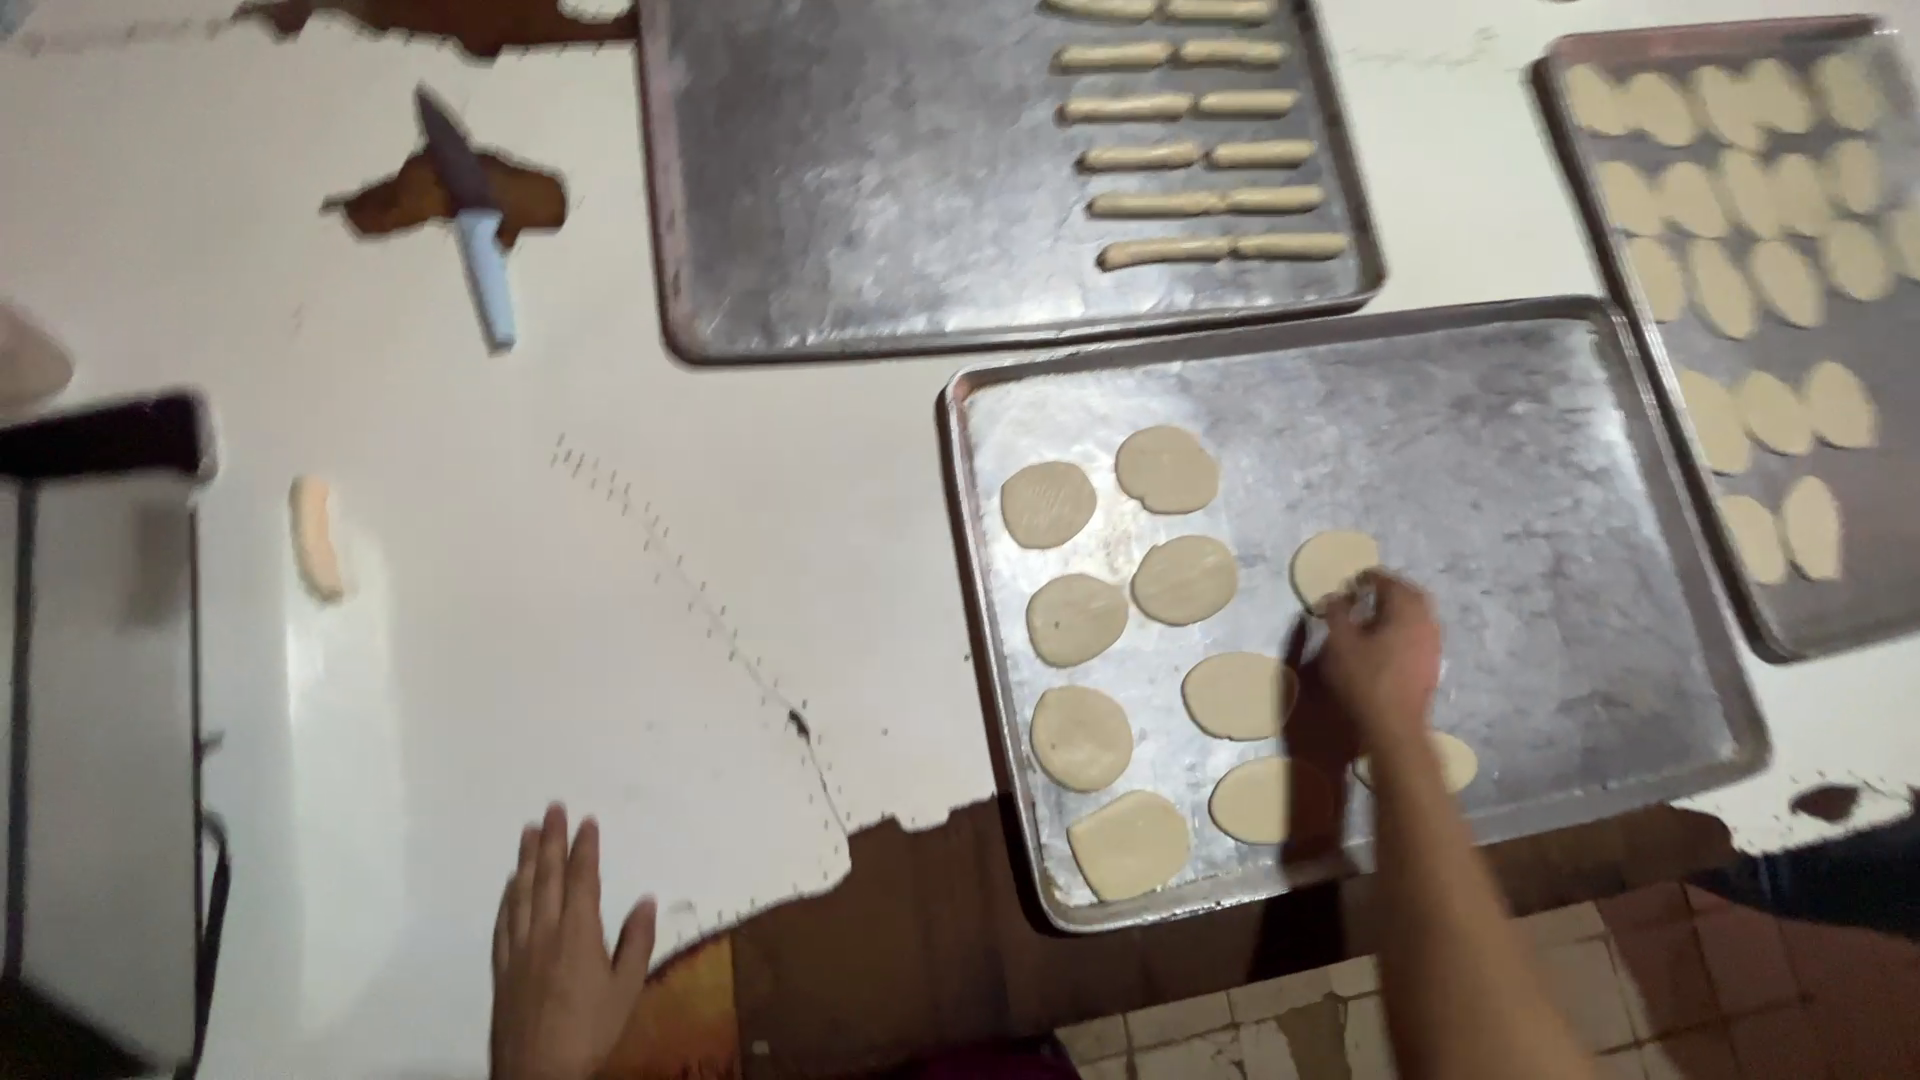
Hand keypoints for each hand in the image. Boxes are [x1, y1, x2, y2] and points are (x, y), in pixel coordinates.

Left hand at [491, 804, 656, 1079]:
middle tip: (552, 808)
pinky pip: (503, 922)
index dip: (584, 848)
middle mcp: (545, 933)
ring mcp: (519, 951)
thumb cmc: (591, 1030)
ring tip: (528, 831)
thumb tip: (645, 899)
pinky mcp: (502, 970)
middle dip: (550, 840)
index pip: (582, 879)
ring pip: (521, 894)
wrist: (537, 1075)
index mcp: (579, 934)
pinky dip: (508, 896)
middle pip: (547, 877)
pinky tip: (511, 883)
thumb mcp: (627, 988)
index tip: (587, 821)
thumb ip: (637, 941)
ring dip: (525, 859)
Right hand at [1319, 569, 1441, 749]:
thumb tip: (1334, 596)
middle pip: (1412, 595)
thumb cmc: (1363, 680)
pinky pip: (1420, 632)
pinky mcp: (1431, 663)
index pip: (1391, 583)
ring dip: (1399, 608)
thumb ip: (1336, 614)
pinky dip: (1404, 625)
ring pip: (1419, 614)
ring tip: (1374, 614)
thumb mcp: (1339, 643)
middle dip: (1390, 588)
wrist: (1394, 726)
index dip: (1371, 577)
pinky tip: (1385, 639)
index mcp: (1405, 613)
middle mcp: (1426, 624)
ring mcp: (1433, 645)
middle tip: (1367, 591)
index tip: (1354, 579)